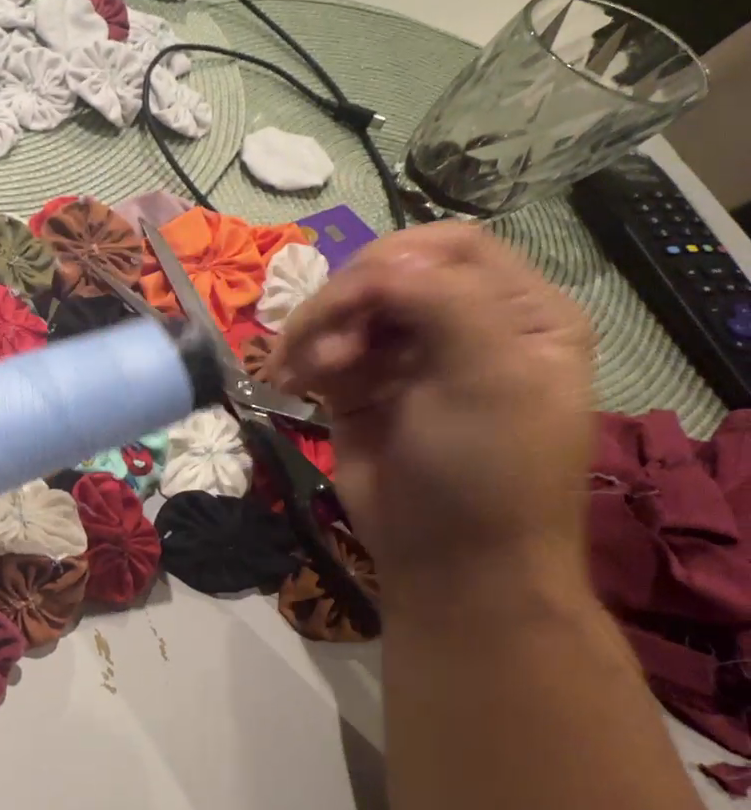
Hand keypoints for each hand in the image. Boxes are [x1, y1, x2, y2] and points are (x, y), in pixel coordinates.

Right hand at [265, 223, 595, 586]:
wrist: (452, 561)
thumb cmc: (488, 469)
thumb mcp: (487, 377)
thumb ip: (442, 302)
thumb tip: (377, 263)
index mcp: (519, 314)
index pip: (449, 248)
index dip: (392, 260)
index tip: (354, 298)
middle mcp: (463, 325)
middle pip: (384, 275)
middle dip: (343, 304)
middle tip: (323, 348)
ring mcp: (407, 358)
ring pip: (343, 311)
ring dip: (313, 333)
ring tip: (302, 375)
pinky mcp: (359, 388)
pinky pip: (319, 350)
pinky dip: (297, 360)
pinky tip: (290, 384)